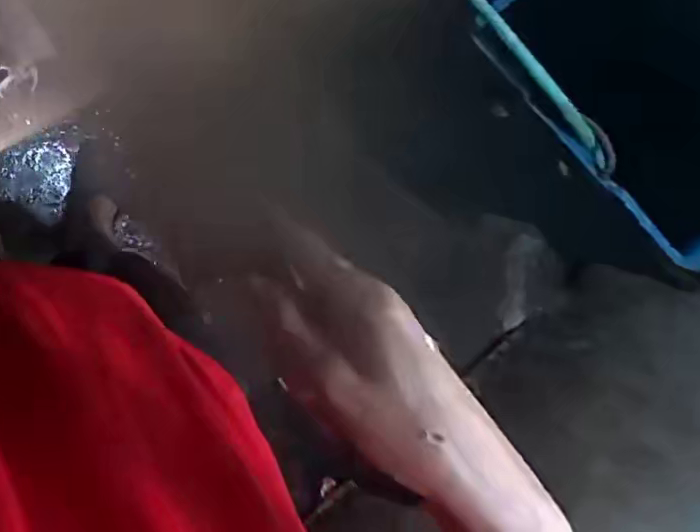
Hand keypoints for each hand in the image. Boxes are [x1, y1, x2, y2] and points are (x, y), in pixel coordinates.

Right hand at [251, 223, 568, 531]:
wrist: (480, 481)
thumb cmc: (398, 424)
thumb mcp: (326, 376)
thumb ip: (281, 320)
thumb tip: (242, 276)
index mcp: (355, 291)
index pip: (294, 239)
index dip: (254, 224)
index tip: (219, 218)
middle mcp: (372, 291)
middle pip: (304, 257)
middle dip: (261, 254)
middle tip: (220, 259)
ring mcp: (387, 313)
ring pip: (317, 282)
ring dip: (280, 280)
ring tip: (243, 287)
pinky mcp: (393, 336)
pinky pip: (333, 302)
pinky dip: (301, 301)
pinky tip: (286, 322)